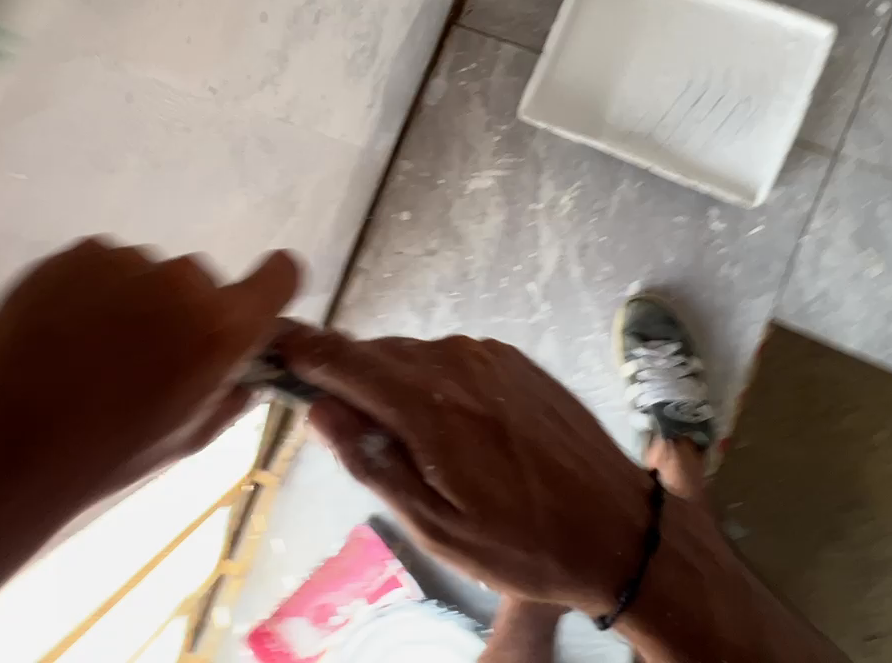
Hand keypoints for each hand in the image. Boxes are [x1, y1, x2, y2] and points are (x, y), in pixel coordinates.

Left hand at [0, 239, 301, 662]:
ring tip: (90, 353)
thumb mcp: (188, 439)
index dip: (270, 286)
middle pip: (200, 282)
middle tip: (142, 359)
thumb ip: (232, 392)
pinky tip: (60, 335)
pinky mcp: (70, 255)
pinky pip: (99, 266)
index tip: (251, 304)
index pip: (280, 273)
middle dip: (182, 312)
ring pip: (145, 274)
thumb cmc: (106, 459)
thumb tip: (246, 368)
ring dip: (132, 302)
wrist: (0, 457)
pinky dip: (89, 292)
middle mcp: (181, 280)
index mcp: (221, 328)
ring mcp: (122, 261)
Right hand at [275, 326, 651, 614]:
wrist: (619, 527)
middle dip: (349, 379)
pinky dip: (433, 381)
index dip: (302, 351)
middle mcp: (452, 362)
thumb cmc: (521, 543)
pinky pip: (449, 358)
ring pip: (411, 355)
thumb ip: (371, 460)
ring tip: (416, 441)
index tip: (272, 347)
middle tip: (352, 427)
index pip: (343, 359)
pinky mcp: (510, 357)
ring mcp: (485, 354)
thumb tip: (320, 410)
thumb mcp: (434, 525)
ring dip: (394, 383)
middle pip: (374, 354)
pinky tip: (457, 426)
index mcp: (426, 404)